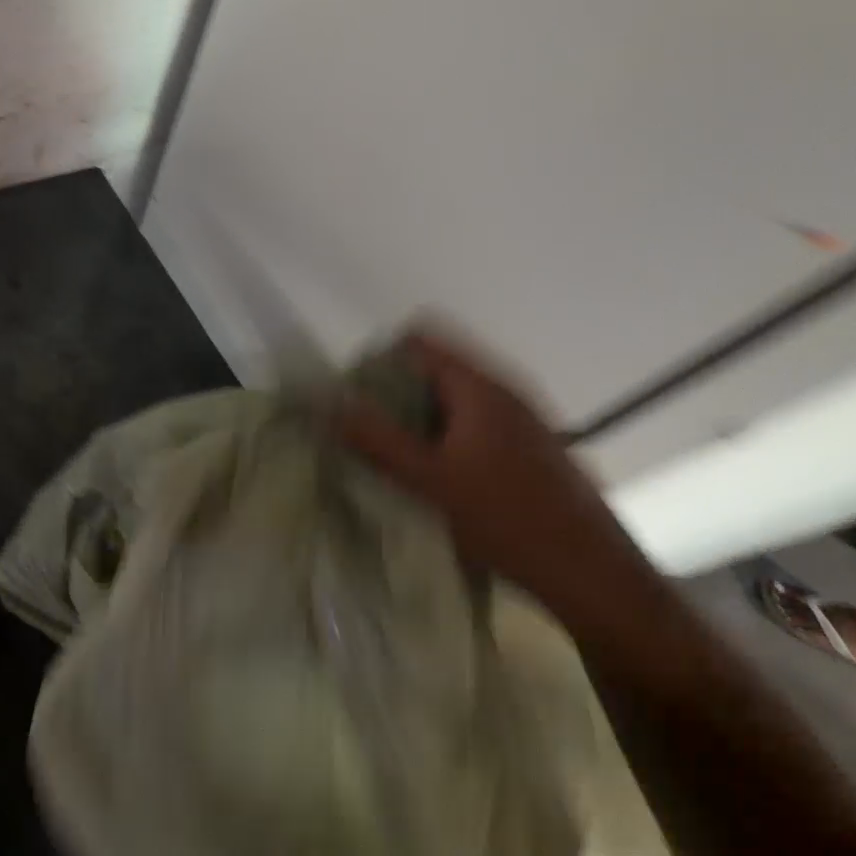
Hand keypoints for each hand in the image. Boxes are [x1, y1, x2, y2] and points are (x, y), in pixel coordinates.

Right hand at [336, 331, 652, 621]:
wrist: (595, 579)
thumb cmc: (508, 522)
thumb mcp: (428, 482)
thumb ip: (374, 438)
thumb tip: (327, 401)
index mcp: (482, 390)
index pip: (418, 344)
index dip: (378, 361)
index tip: (349, 397)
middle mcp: (506, 396)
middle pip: (434, 371)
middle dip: (392, 393)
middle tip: (360, 430)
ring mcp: (524, 424)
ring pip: (452, 403)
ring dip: (415, 420)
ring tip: (388, 456)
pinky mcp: (532, 453)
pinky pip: (472, 427)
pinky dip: (443, 440)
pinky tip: (430, 478)